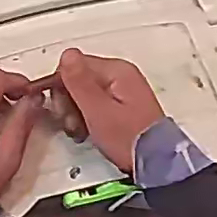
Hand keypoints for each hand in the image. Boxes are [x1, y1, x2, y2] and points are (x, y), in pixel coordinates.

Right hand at [56, 48, 163, 170]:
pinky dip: (86, 116)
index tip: (63, 109)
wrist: (155, 162)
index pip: (72, 65)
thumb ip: (80, 81)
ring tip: (81, 130)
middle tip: (72, 122)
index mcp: (116, 70)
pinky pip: (93, 102)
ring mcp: (121, 90)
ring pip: (83, 92)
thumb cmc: (130, 139)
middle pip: (77, 77)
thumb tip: (68, 54)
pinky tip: (88, 130)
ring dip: (75, 111)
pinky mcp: (121, 104)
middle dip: (68, 101)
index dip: (61, 87)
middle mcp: (120, 75)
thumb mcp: (97, 110)